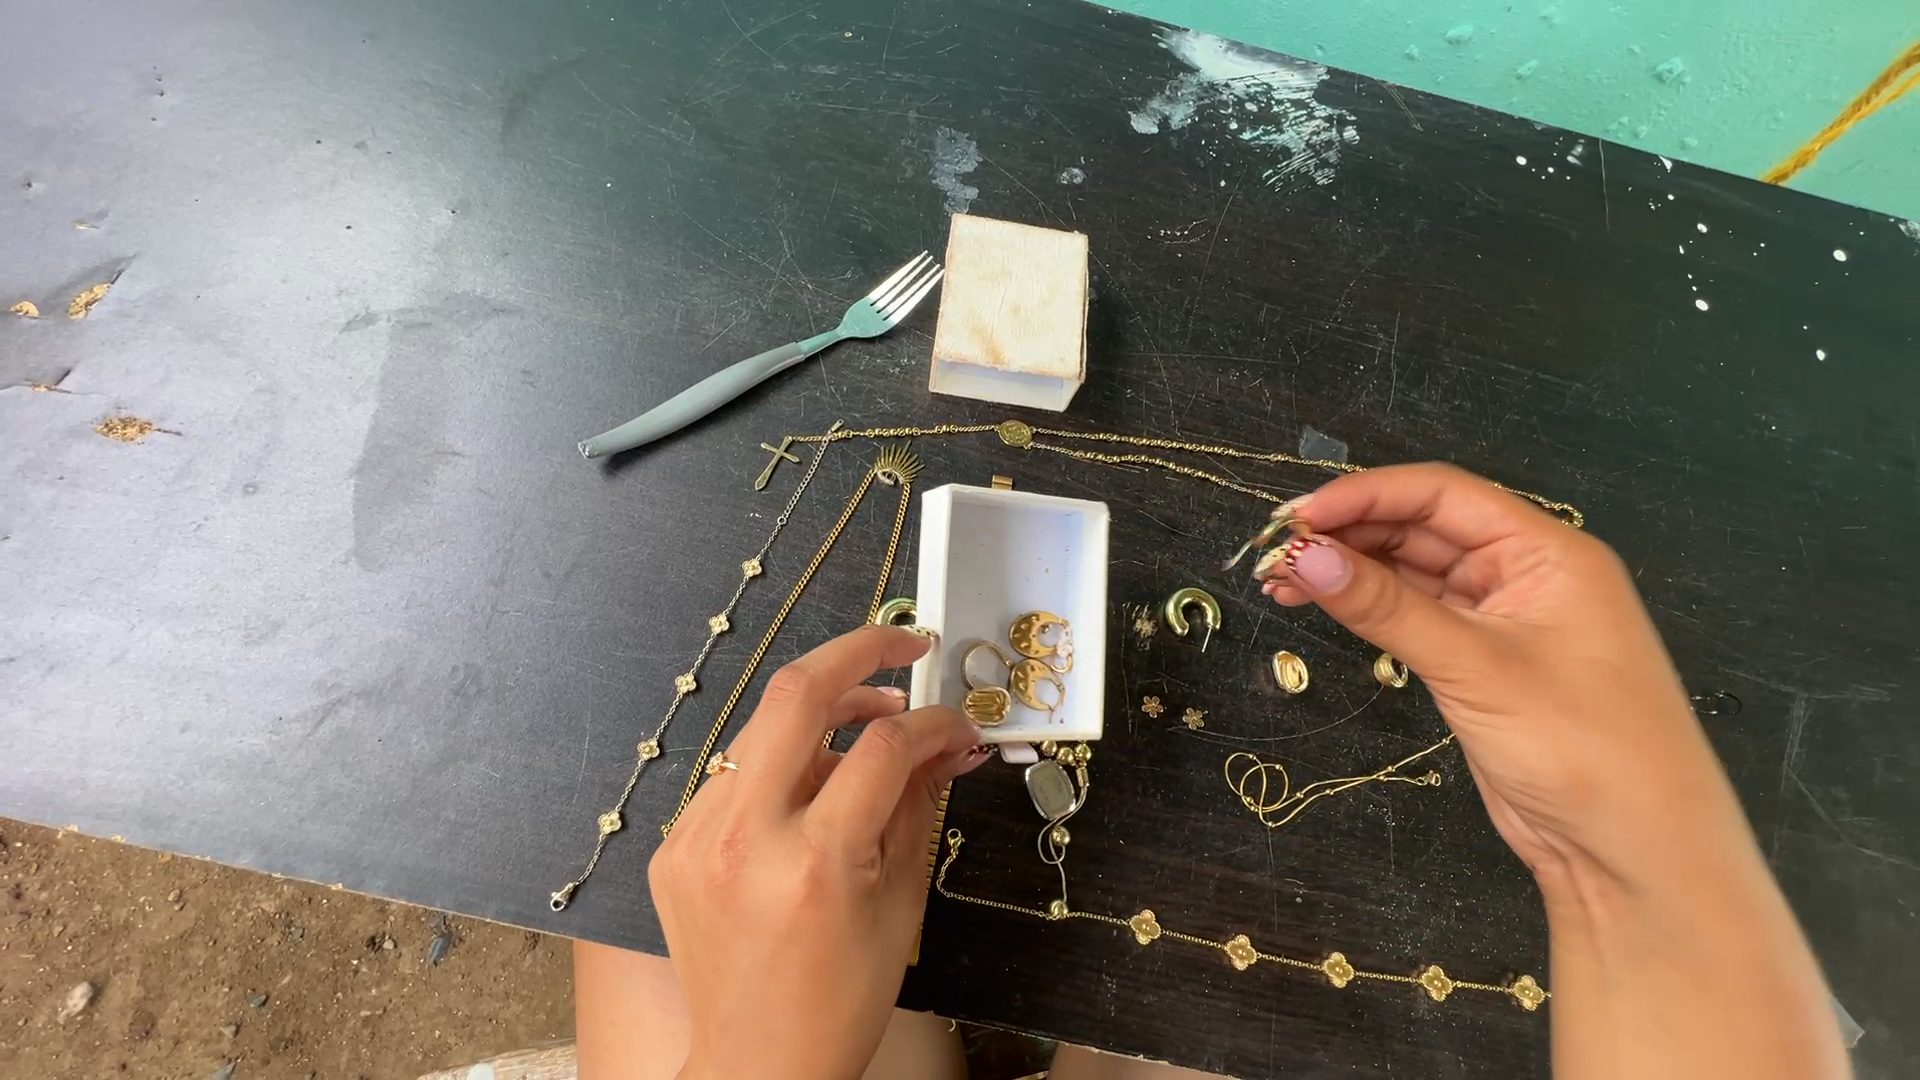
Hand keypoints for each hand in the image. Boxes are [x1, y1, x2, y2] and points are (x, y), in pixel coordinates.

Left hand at [649, 625, 989, 1079]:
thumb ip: (921, 801)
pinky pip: (742, 768)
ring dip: (826, 705)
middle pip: (795, 693)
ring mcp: (696, 837)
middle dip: (859, 648)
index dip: (932, 722)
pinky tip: (818, 777)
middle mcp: (743, 838)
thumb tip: (951, 740)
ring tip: (873, 715)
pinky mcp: (675, 843)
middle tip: (906, 642)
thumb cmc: (845, 997)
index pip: (884, 748)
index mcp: (814, 864)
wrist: (755, 1066)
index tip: (956, 723)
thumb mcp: (902, 898)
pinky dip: (789, 754)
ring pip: (765, 722)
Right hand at [1255, 463, 1732, 883]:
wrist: (1631, 858)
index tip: (1295, 517)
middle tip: (1273, 551)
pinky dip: (1359, 604)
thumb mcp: (1474, 667)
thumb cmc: (1579, 747)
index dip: (1363, 494)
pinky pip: (1405, 609)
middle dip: (1344, 533)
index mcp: (1544, 552)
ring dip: (1343, 569)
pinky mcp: (1470, 655)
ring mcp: (1493, 615)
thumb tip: (1300, 555)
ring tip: (1278, 580)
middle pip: (1417, 528)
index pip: (1440, 495)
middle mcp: (1518, 571)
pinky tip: (1314, 603)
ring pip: (1405, 569)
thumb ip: (1383, 606)